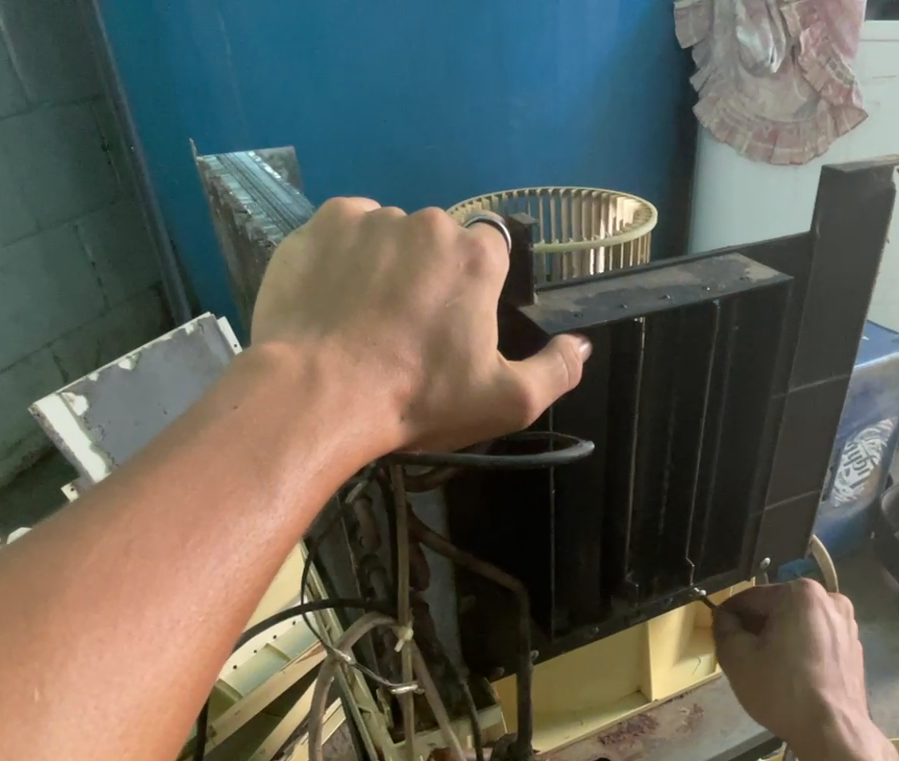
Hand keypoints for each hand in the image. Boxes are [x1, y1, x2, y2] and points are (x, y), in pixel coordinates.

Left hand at [251, 197, 590, 455]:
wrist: (319, 395)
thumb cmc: (419, 399)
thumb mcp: (506, 402)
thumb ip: (557, 371)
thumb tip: (581, 345)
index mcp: (476, 257)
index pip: (492, 251)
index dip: (477, 288)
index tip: (458, 324)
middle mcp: (426, 223)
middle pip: (439, 243)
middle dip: (431, 277)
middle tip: (410, 331)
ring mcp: (367, 219)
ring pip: (389, 237)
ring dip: (387, 267)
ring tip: (366, 320)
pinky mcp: (317, 227)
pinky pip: (343, 234)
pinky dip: (344, 259)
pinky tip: (335, 300)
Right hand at [714, 581, 881, 756]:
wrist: (833, 731)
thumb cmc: (781, 690)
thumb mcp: (736, 658)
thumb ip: (724, 628)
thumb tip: (724, 617)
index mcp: (801, 594)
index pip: (751, 598)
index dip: (729, 615)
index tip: (718, 632)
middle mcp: (830, 600)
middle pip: (777, 608)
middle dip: (756, 627)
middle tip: (739, 654)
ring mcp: (846, 624)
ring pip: (797, 623)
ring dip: (778, 638)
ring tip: (764, 666)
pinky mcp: (854, 647)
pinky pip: (816, 639)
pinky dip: (800, 649)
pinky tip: (790, 675)